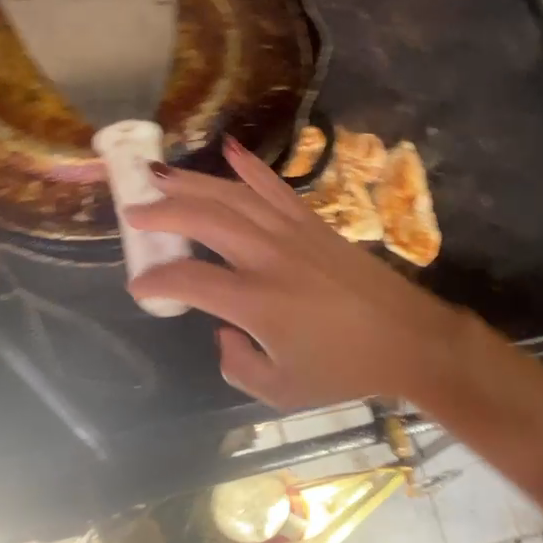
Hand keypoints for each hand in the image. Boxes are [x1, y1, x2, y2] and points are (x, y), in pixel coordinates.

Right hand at [126, 139, 470, 407]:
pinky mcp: (316, 225)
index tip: (140, 286)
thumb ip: (238, 367)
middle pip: (205, 221)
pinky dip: (250, 169)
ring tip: (161, 176)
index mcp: (257, 302)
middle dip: (163, 213)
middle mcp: (270, 258)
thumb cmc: (344, 370)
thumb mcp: (282, 391)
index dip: (156, 282)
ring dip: (194, 183)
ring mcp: (294, 234)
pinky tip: (229, 151)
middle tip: (133, 211)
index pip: (190, 281)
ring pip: (235, 196)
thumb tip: (222, 335)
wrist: (408, 340)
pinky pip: (276, 189)